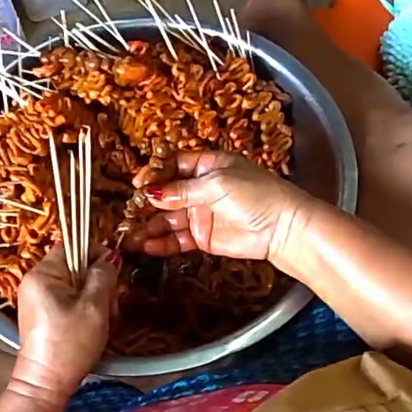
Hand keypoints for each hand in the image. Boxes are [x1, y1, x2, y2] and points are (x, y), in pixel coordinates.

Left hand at [10, 244, 118, 401]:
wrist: (45, 383)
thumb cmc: (70, 345)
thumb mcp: (94, 308)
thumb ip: (103, 276)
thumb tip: (111, 255)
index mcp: (42, 274)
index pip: (71, 245)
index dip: (95, 252)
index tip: (113, 270)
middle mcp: (34, 282)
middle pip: (74, 265)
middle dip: (97, 281)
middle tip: (109, 304)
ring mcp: (36, 298)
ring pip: (74, 284)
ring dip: (94, 297)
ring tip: (103, 318)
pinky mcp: (42, 313)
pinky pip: (67, 299)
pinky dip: (83, 307)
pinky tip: (92, 325)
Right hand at [131, 151, 314, 262]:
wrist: (282, 229)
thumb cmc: (255, 195)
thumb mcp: (216, 185)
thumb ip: (182, 190)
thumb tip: (152, 194)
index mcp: (207, 166)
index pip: (173, 165)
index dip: (154, 173)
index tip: (138, 184)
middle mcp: (200, 188)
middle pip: (166, 193)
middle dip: (146, 203)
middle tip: (128, 213)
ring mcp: (200, 214)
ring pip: (167, 219)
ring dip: (149, 226)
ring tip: (131, 236)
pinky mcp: (202, 237)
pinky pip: (177, 239)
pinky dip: (162, 243)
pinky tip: (146, 246)